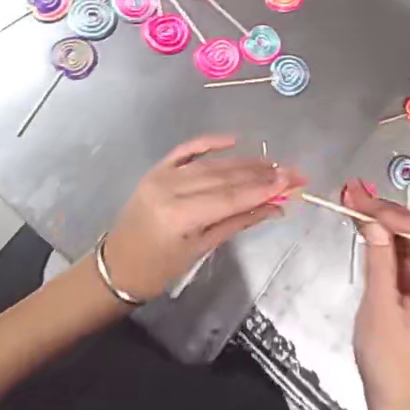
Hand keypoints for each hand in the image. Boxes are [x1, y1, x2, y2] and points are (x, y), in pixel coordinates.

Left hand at [101, 134, 302, 299]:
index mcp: (180, 215)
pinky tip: (233, 140)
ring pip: (211, 164)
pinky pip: (186, 150)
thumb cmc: (159, 269)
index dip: (265, 187)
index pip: (231, 196)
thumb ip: (238, 222)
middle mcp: (170, 188)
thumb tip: (275, 207)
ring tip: (272, 163)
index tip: (293, 181)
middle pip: (224, 177)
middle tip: (291, 172)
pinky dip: (209, 143)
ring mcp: (161, 176)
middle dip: (261, 174)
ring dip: (243, 163)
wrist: (117, 266)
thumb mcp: (200, 250)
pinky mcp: (156, 170)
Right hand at [347, 181, 409, 409]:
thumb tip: (371, 223)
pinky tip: (360, 220)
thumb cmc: (387, 361)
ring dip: (379, 220)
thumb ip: (378, 263)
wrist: (387, 397)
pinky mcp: (407, 288)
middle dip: (385, 214)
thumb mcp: (380, 311)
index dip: (399, 219)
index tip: (368, 203)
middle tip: (354, 192)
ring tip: (352, 198)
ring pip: (404, 243)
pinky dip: (377, 238)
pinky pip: (394, 255)